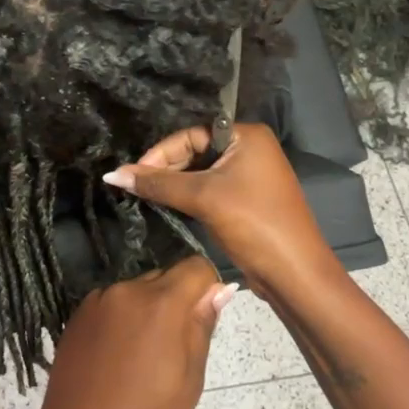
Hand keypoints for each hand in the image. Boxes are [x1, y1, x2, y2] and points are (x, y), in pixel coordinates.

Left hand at [4, 257, 236, 408]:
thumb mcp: (189, 380)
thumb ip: (202, 326)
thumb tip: (219, 288)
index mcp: (160, 304)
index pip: (194, 267)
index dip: (207, 286)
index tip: (204, 316)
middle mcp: (127, 289)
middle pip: (164, 277)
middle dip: (176, 301)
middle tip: (173, 347)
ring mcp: (98, 298)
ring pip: (136, 291)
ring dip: (147, 310)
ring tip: (142, 355)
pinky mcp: (78, 312)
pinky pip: (112, 303)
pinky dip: (121, 318)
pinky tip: (116, 355)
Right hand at [103, 123, 331, 291]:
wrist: (295, 275)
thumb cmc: (253, 224)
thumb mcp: (202, 199)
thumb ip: (158, 183)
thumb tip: (112, 174)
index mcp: (247, 135)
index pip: (191, 134)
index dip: (160, 153)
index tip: (133, 174)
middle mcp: (251, 148)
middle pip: (196, 150)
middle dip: (166, 168)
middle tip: (136, 186)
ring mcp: (251, 175)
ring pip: (201, 171)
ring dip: (175, 183)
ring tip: (145, 195)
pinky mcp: (247, 199)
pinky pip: (211, 188)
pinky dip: (189, 195)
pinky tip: (167, 205)